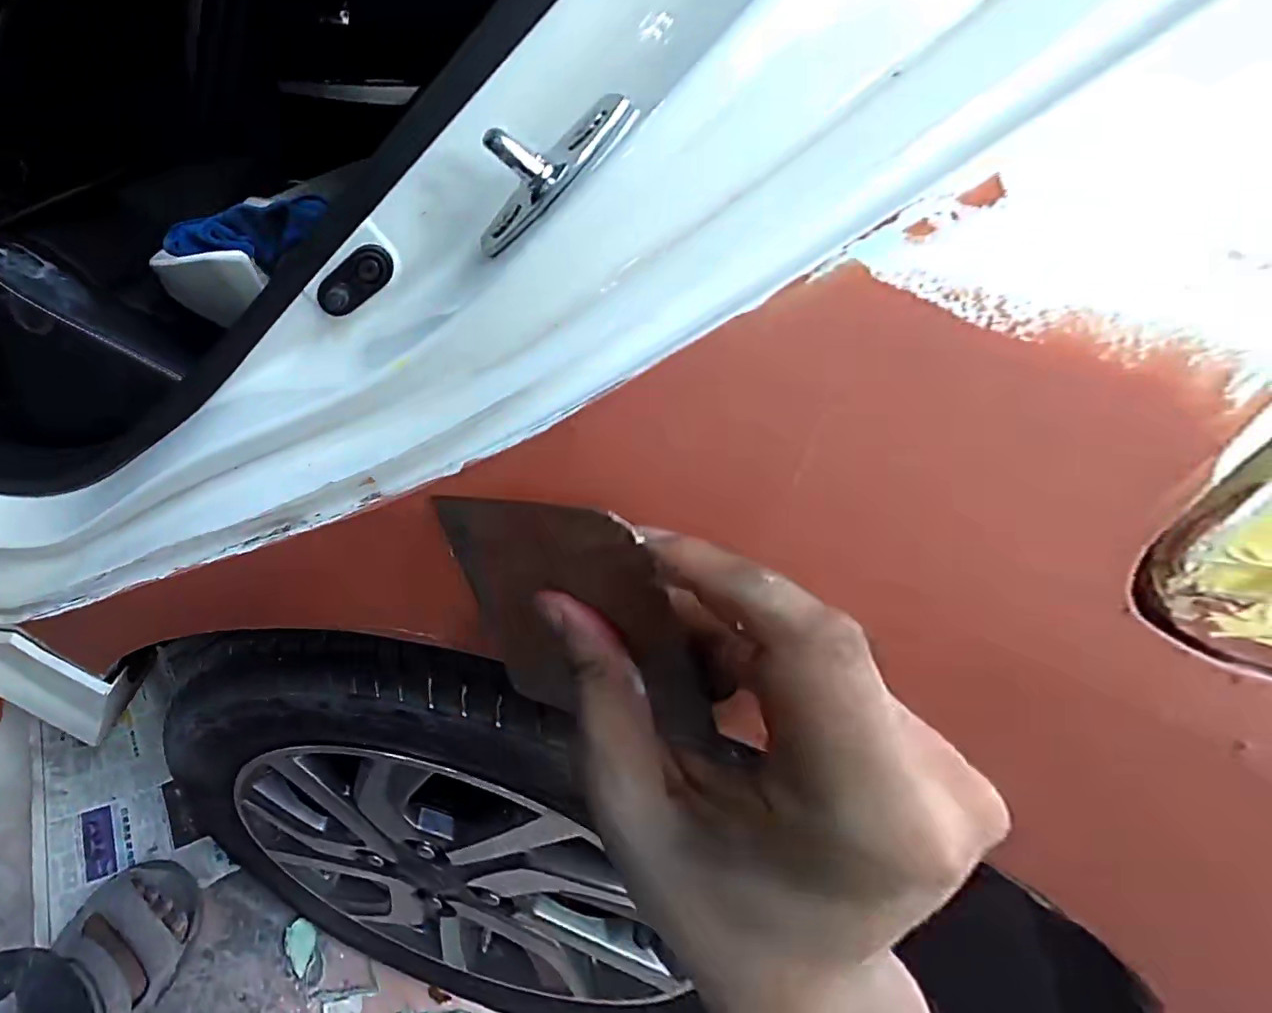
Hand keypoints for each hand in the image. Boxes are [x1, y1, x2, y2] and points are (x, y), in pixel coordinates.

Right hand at [537, 531, 1008, 1012]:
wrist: (803, 986)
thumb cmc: (704, 910)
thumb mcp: (629, 806)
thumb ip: (603, 696)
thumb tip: (562, 602)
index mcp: (867, 810)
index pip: (815, 646)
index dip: (726, 576)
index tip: (642, 546)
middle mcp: (935, 779)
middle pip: (813, 636)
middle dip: (710, 595)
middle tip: (626, 583)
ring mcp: (950, 767)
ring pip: (819, 644)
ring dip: (729, 622)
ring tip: (656, 635)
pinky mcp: (936, 755)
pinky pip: (831, 666)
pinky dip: (756, 648)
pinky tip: (708, 669)